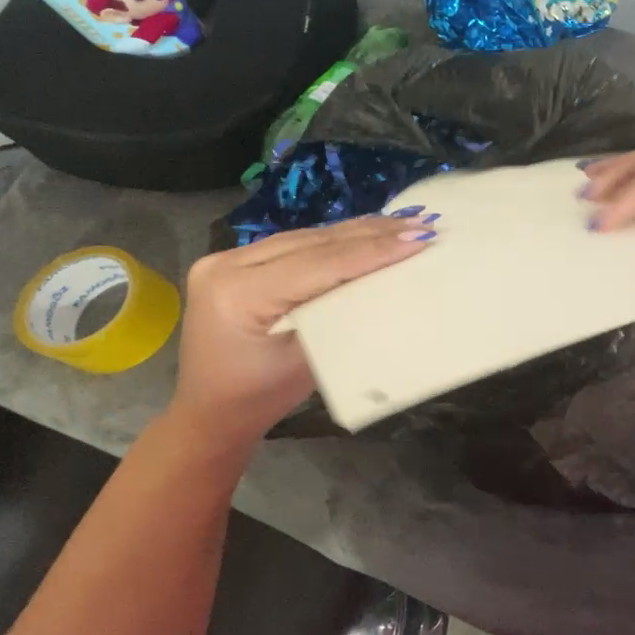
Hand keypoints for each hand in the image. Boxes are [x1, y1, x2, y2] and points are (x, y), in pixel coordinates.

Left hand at [163, 214, 438, 447]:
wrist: (211, 411)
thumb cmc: (261, 396)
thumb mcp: (309, 358)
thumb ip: (343, 312)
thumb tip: (391, 279)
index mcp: (238, 294)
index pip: (319, 263)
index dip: (373, 250)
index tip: (420, 238)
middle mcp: (226, 265)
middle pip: (313, 243)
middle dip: (372, 234)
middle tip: (423, 225)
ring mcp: (227, 259)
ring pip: (306, 237)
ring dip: (358, 232)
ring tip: (404, 223)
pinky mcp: (235, 261)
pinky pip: (295, 243)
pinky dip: (335, 240)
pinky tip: (368, 231)